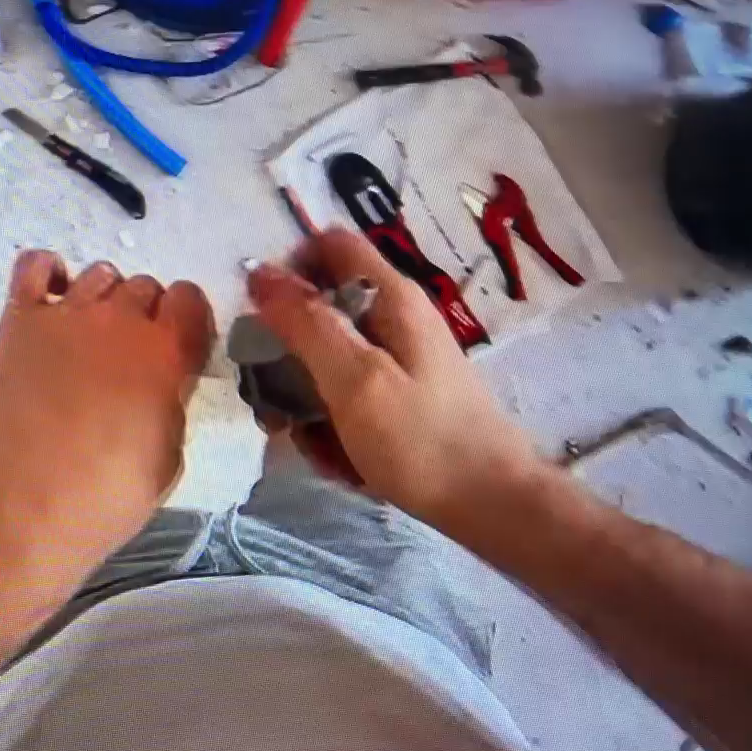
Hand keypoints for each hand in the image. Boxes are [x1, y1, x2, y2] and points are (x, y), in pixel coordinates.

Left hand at [0, 252, 214, 561]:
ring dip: (101, 300)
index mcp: (166, 352)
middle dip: (142, 316)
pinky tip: (50, 299)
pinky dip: (47, 271)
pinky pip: (34, 265)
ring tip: (86, 338)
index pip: (189, 298)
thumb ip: (170, 402)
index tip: (174, 347)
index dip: (184, 321)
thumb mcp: (168, 457)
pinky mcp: (19, 318)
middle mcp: (120, 320)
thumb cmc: (105, 495)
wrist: (25, 500)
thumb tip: (160, 383)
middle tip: (124, 357)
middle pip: (143, 287)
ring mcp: (66, 313)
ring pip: (98, 274)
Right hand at [247, 231, 548, 525]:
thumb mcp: (354, 379)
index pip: (329, 243)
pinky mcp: (395, 390)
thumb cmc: (422, 441)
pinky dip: (327, 415)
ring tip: (303, 434)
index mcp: (389, 298)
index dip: (289, 267)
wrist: (492, 506)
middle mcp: (393, 316)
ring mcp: (396, 355)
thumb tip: (259, 273)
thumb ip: (306, 323)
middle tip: (270, 388)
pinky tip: (332, 452)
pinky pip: (342, 386)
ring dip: (300, 389)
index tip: (263, 315)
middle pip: (319, 301)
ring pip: (323, 350)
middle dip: (284, 342)